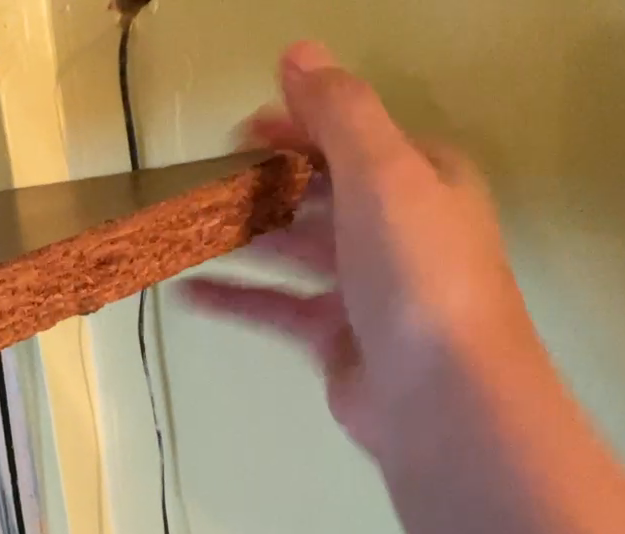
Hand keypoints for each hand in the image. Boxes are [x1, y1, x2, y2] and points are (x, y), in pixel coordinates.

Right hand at [180, 41, 547, 467]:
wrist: (435, 388)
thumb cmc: (415, 271)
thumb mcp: (382, 175)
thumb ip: (339, 113)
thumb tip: (296, 54)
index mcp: (420, 178)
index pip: (353, 136)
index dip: (300, 125)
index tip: (240, 129)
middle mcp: (393, 226)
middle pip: (320, 191)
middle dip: (266, 182)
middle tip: (206, 181)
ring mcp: (361, 284)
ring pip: (292, 249)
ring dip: (244, 238)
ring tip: (189, 231)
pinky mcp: (331, 333)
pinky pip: (274, 304)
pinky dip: (235, 296)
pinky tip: (190, 292)